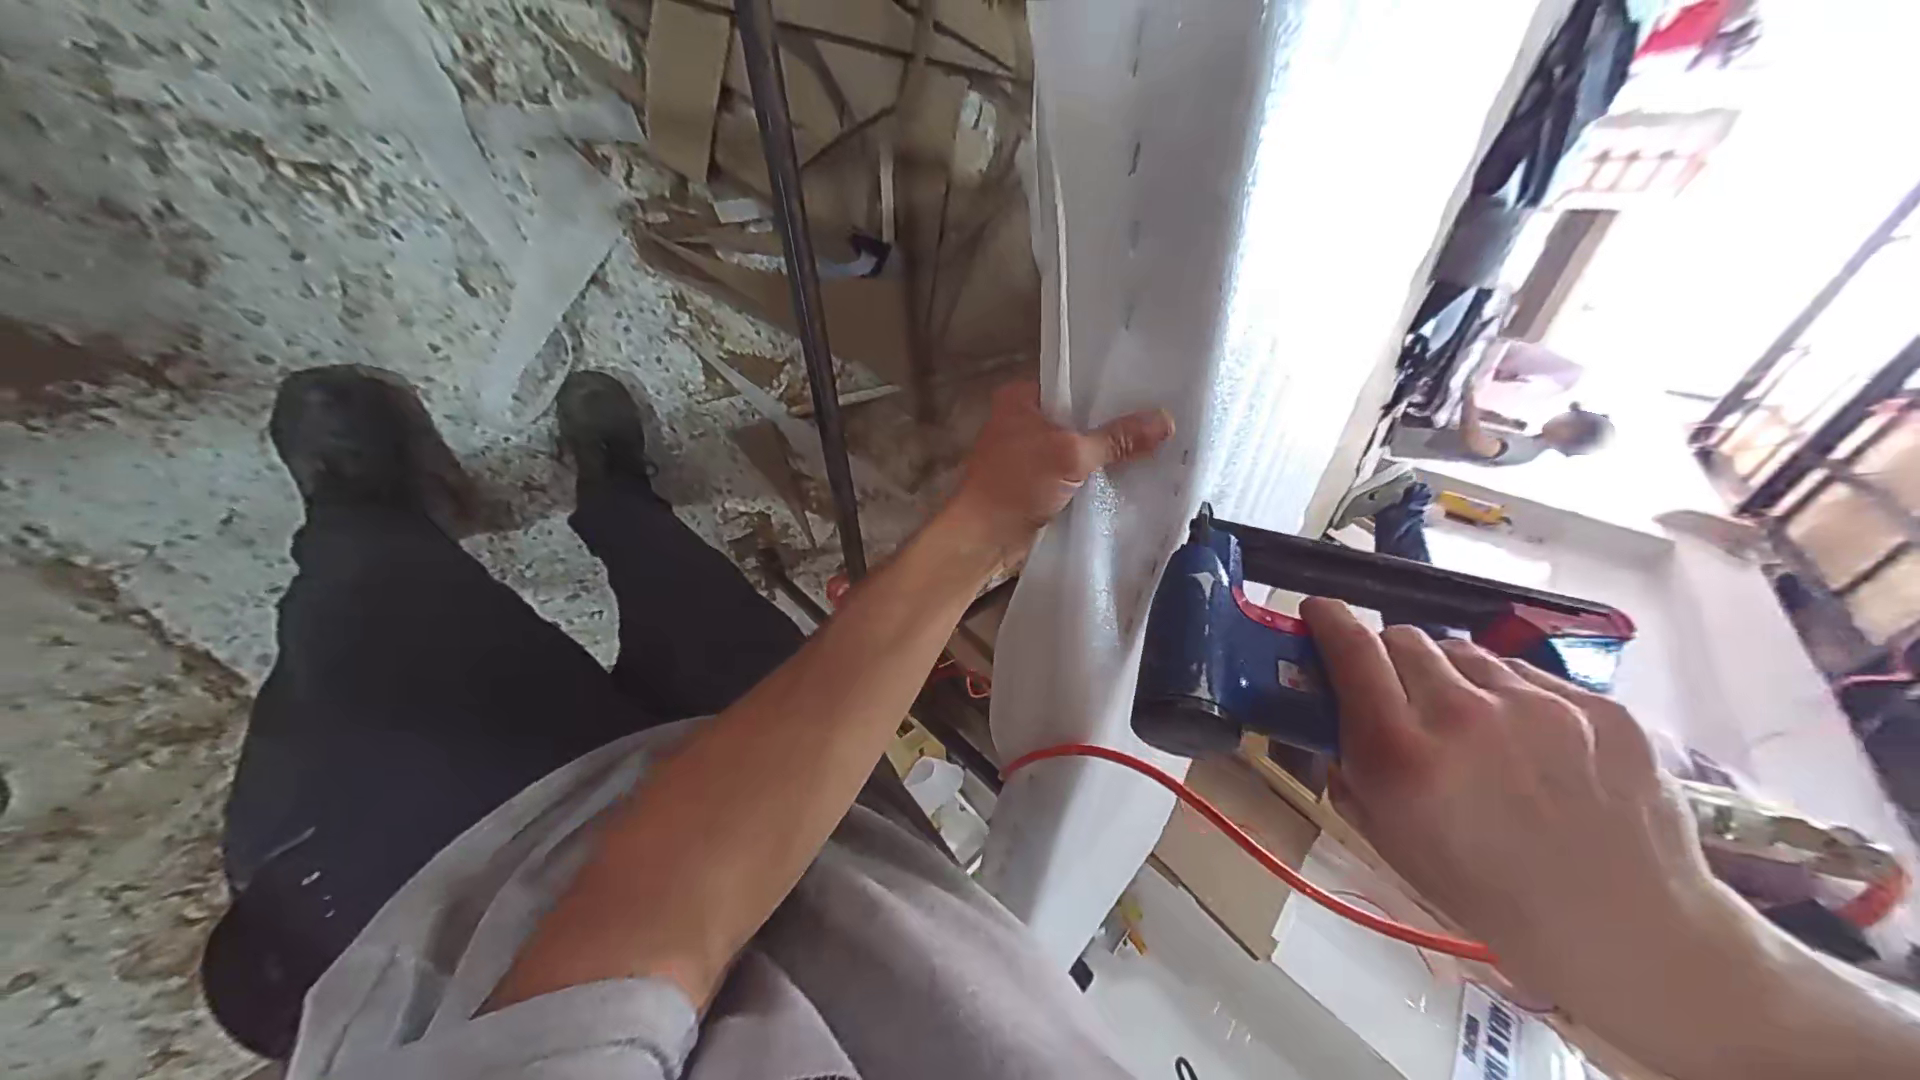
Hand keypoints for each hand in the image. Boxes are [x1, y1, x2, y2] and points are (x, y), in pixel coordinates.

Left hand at [945, 381, 1173, 557]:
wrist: (983, 538)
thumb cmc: (1017, 483)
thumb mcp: (1070, 454)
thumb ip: (1118, 438)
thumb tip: (1166, 421)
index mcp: (1021, 398)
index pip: (1073, 381)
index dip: (1110, 385)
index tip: (1150, 386)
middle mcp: (1024, 420)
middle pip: (1080, 415)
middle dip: (1114, 421)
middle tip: (1162, 416)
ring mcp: (1030, 454)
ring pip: (1079, 446)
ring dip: (1108, 452)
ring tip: (1158, 442)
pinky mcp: (1038, 483)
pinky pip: (1075, 472)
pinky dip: (1097, 474)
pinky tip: (1133, 473)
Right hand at [1298, 601, 1785, 1073]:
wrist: (1628, 930)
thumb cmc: (1480, 889)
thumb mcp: (1383, 831)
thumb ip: (1348, 760)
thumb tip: (1335, 708)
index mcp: (1403, 754)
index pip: (1353, 650)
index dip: (1329, 619)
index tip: (1318, 609)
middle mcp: (1467, 715)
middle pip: (1405, 638)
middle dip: (1387, 653)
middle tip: (1395, 685)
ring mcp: (1541, 707)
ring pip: (1464, 651)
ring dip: (1447, 672)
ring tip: (1466, 717)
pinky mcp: (1600, 707)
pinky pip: (1525, 673)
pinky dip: (1505, 691)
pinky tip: (1523, 736)